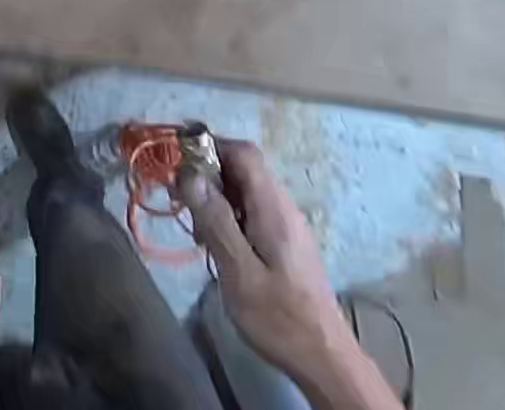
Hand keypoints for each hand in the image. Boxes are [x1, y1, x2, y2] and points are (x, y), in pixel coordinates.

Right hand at [184, 140, 399, 409]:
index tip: (180, 161)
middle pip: (243, 168)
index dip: (211, 146)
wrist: (324, 358)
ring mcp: (286, 223)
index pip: (243, 152)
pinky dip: (229, 216)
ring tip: (196, 229)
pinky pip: (252, 211)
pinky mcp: (284, 241)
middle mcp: (281, 206)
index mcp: (272, 206)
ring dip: (217, 198)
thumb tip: (191, 175)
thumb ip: (216, 221)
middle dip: (209, 174)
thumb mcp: (239, 272)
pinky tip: (216, 244)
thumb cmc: (279, 317)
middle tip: (180, 199)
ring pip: (245, 190)